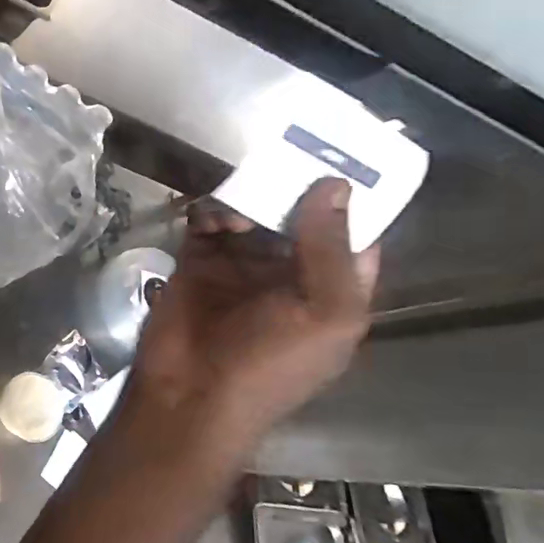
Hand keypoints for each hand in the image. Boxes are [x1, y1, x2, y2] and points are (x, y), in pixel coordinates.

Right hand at [128, 178, 379, 438]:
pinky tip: (213, 210)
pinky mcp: (198, 264)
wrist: (189, 395)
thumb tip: (333, 185)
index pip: (353, 234)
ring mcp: (240, 268)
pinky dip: (210, 210)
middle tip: (289, 147)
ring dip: (251, 197)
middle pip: (299, 216)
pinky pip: (207, 225)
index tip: (346, 153)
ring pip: (253, 215)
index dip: (354, 198)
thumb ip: (332, 250)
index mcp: (332, 290)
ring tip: (244, 188)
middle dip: (295, 186)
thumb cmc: (270, 364)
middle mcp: (288, 274)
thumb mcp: (326, 315)